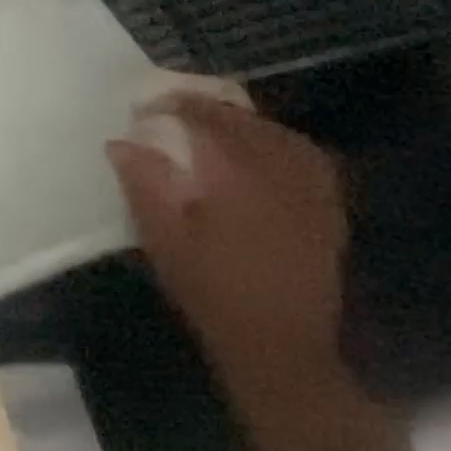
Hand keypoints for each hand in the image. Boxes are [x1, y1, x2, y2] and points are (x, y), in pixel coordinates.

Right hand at [107, 93, 349, 399]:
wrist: (278, 344)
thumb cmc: (210, 288)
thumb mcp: (161, 236)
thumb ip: (143, 182)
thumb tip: (121, 141)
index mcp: (240, 178)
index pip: (208, 121)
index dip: (175, 106)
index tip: (143, 108)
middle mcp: (284, 177)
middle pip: (250, 124)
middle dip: (211, 109)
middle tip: (175, 107)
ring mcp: (314, 196)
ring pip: (285, 138)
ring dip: (249, 123)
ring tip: (217, 123)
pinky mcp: (328, 214)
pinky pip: (310, 161)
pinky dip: (282, 144)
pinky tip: (262, 152)